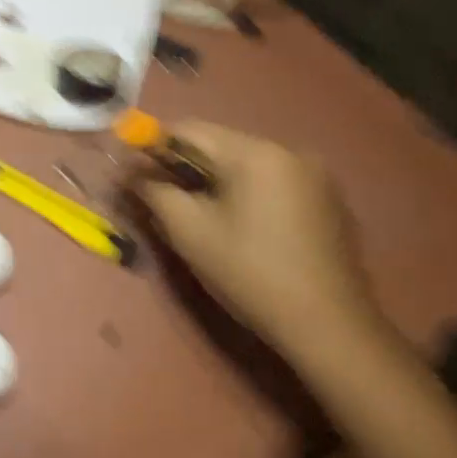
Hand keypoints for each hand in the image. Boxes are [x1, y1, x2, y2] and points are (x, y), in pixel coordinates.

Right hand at [135, 122, 383, 356]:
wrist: (329, 327)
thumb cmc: (249, 273)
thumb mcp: (188, 231)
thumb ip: (152, 189)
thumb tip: (128, 169)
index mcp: (255, 153)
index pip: (188, 130)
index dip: (152, 146)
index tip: (131, 173)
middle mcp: (289, 152)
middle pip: (218, 145)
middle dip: (183, 166)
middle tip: (159, 200)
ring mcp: (315, 176)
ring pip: (244, 165)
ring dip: (213, 181)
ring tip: (197, 217)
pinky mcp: (327, 201)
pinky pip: (270, 183)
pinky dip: (245, 194)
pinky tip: (238, 228)